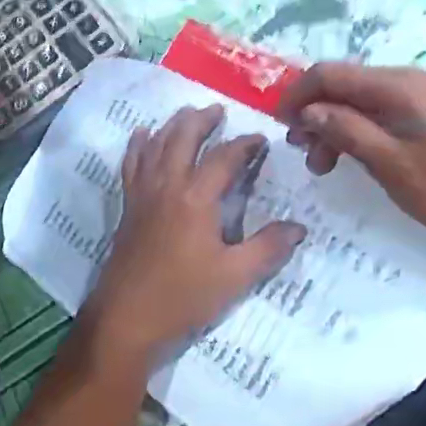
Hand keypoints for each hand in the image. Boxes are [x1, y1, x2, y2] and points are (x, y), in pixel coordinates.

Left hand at [79, 105, 307, 367]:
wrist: (127, 316)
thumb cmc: (183, 296)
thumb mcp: (235, 276)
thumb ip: (267, 248)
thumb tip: (298, 227)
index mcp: (196, 198)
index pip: (223, 158)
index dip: (244, 145)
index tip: (260, 140)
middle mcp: (166, 185)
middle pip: (182, 138)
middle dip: (201, 120)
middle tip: (217, 109)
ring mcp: (142, 193)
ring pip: (154, 145)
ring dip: (171, 125)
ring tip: (185, 114)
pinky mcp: (127, 206)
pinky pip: (130, 164)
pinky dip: (137, 145)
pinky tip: (140, 135)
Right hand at [276, 63, 425, 243]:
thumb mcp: (393, 164)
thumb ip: (347, 131)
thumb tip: (309, 111)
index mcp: (396, 87)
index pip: (329, 74)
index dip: (297, 96)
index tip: (280, 127)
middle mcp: (406, 83)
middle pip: (342, 87)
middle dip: (314, 116)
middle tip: (304, 155)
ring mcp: (420, 99)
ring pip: (359, 103)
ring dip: (334, 128)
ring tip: (325, 166)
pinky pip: (379, 115)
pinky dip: (357, 133)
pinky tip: (355, 159)